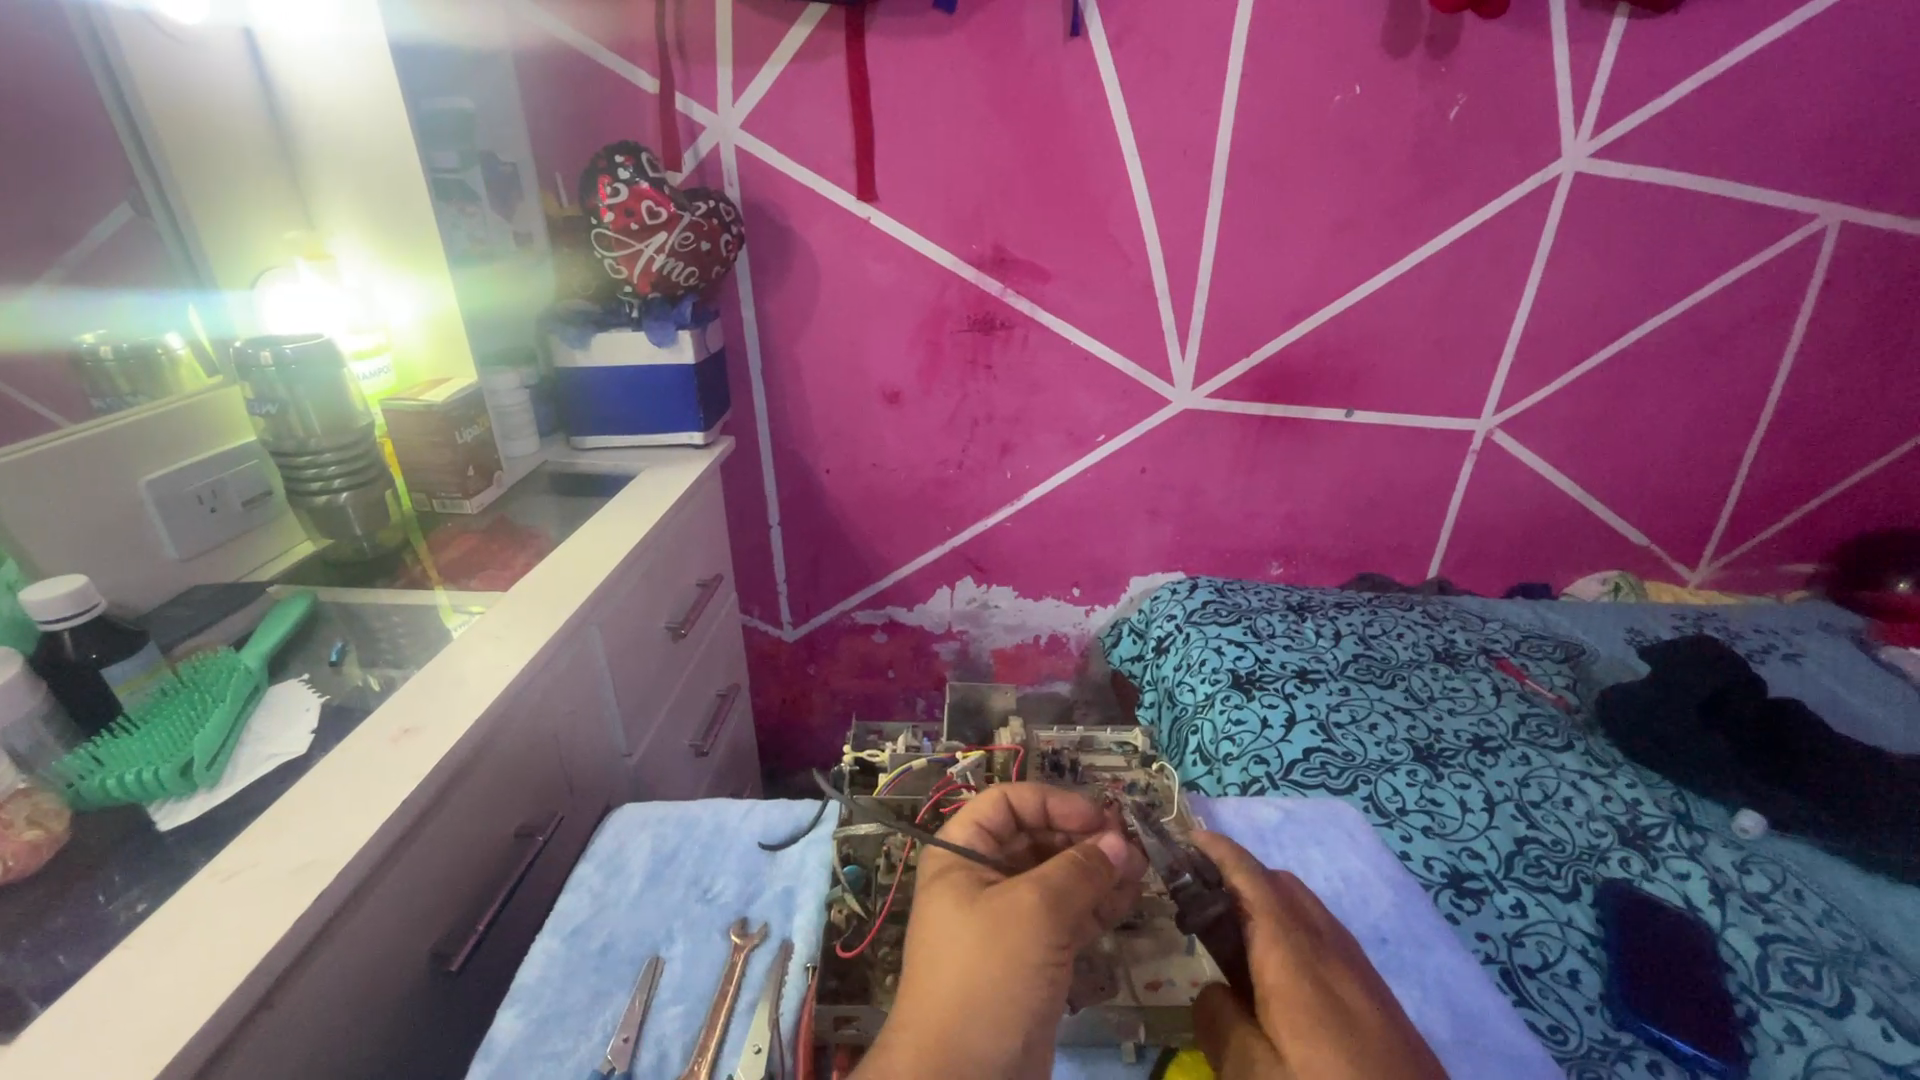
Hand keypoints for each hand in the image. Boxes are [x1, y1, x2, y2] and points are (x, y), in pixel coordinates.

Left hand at [851, 783, 1147, 1079]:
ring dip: (1097, 870)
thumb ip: (1079, 870)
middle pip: (1035, 839)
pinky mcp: (1031, 959)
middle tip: (1131, 845)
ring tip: (1142, 866)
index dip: (1051, 802)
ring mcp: (1007, 922)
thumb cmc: (988, 975)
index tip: (1098, 817)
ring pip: (1056, 880)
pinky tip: (1131, 896)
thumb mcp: (1034, 911)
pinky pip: (1066, 918)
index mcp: (959, 855)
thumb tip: (1120, 839)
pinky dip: (1097, 905)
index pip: (1005, 803)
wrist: (963, 1079)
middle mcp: (980, 880)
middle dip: (1082, 838)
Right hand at [1190, 831, 1448, 1079]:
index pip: (1252, 877)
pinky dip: (1293, 931)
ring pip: (1307, 909)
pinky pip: (1327, 938)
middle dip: (1239, 876)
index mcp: (1293, 954)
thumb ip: (1220, 1023)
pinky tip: (1281, 979)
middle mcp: (1329, 947)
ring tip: (1235, 942)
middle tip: (1199, 904)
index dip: (1218, 851)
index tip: (1187, 838)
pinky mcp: (1378, 997)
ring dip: (1268, 904)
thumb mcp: (1255, 1077)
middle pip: (1281, 884)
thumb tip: (1213, 991)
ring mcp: (1360, 970)